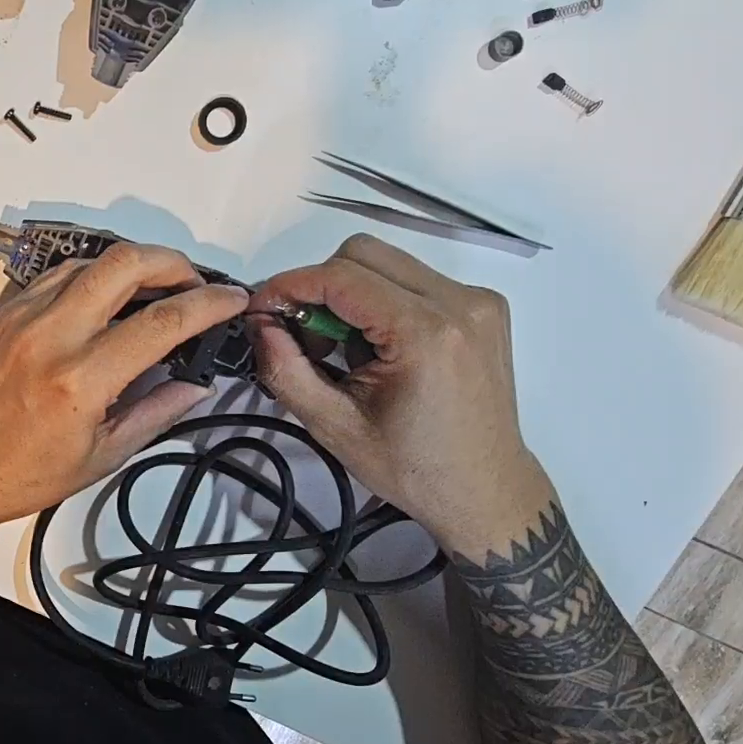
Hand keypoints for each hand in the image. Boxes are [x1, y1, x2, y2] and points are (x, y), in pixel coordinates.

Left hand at [0, 244, 249, 535]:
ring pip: (91, 261)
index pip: (161, 323)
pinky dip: (94, 274)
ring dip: (133, 264)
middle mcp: (50, 337)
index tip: (230, 300)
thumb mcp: (101, 457)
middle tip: (194, 283)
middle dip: (173, 262)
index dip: (207, 305)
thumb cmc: (18, 474)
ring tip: (157, 289)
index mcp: (79, 381)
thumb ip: (155, 413)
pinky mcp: (7, 313)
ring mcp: (24, 318)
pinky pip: (60, 273)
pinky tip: (109, 296)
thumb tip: (196, 385)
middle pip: (125, 263)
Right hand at [250, 235, 552, 557]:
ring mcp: (476, 300)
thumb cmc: (409, 466)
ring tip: (342, 348)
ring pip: (386, 262)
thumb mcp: (332, 426)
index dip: (290, 286)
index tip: (260, 312)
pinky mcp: (481, 306)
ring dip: (347, 294)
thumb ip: (285, 369)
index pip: (341, 276)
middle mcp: (459, 302)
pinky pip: (411, 279)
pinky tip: (375, 346)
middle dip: (319, 287)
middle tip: (304, 336)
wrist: (484, 490)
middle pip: (363, 254)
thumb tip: (258, 324)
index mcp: (426, 334)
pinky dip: (378, 301)